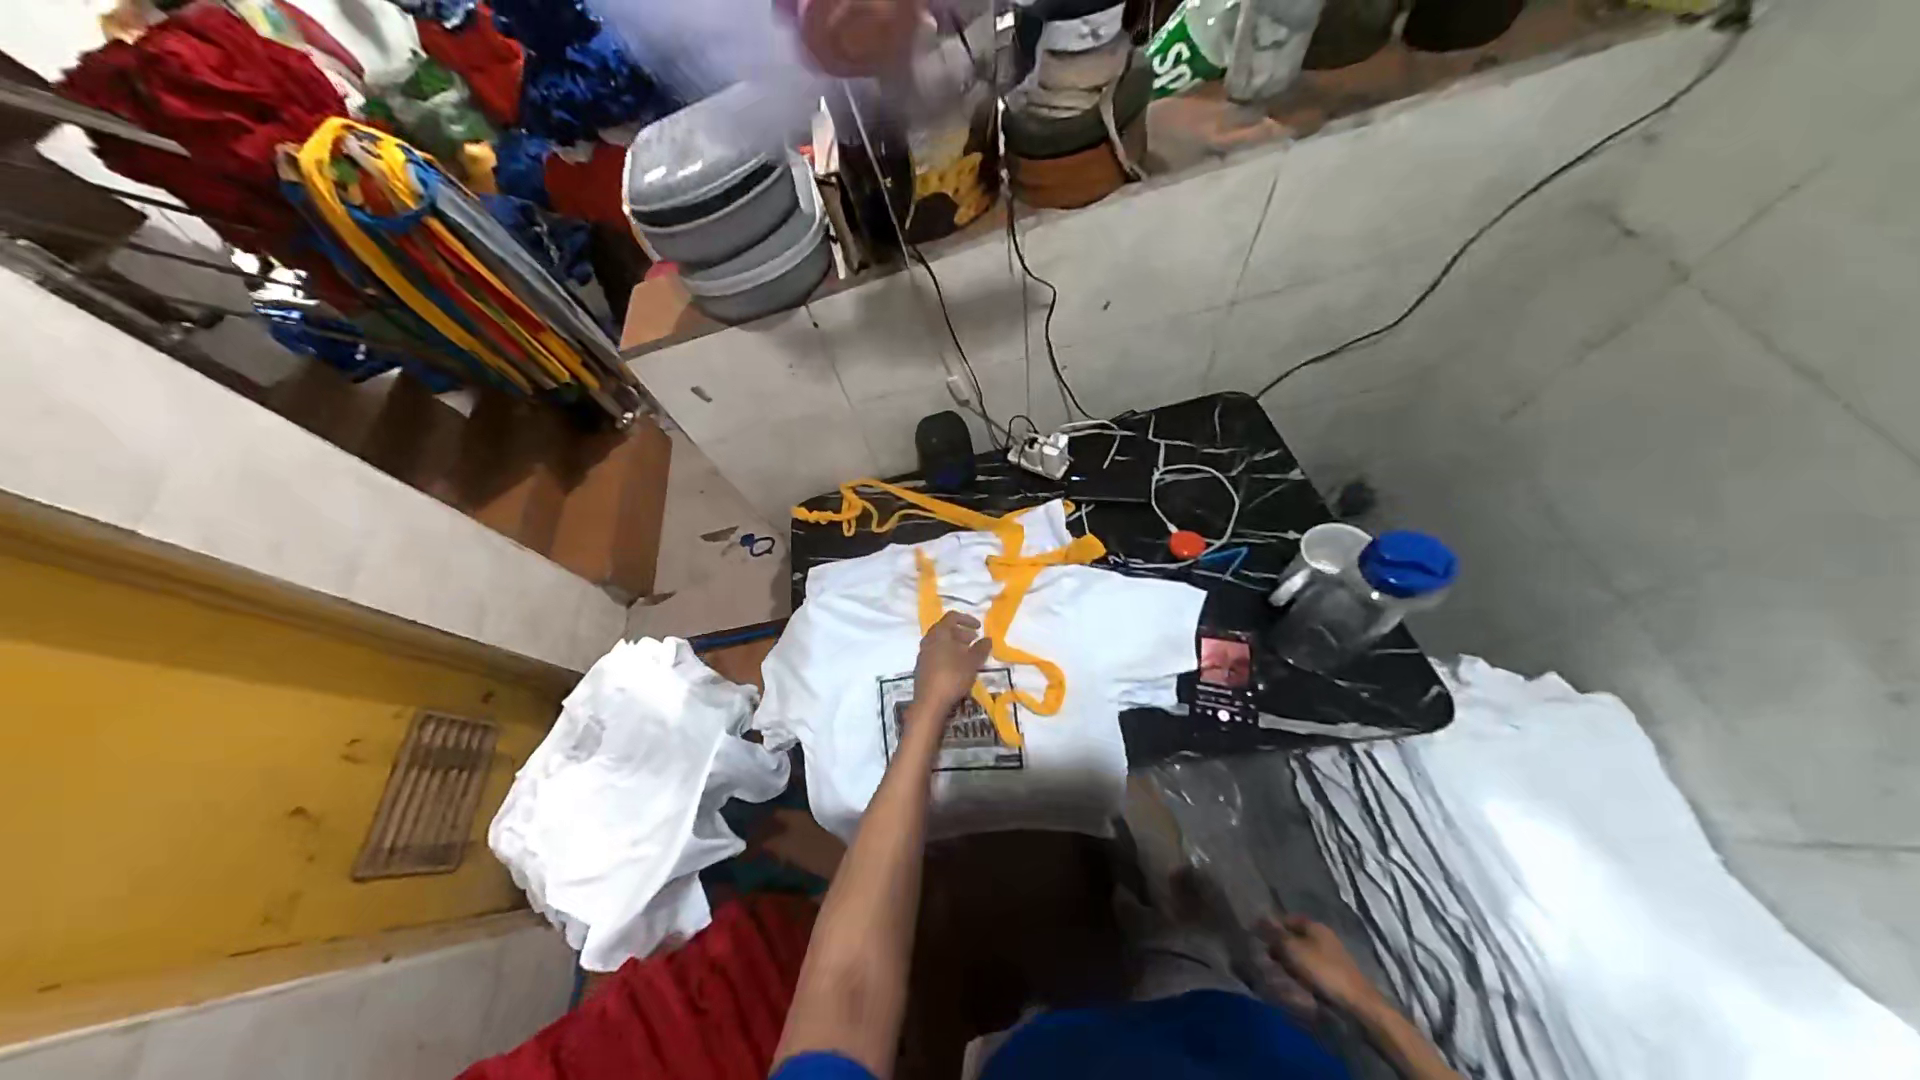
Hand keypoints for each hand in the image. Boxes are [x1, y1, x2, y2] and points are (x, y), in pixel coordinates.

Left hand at [912, 612, 990, 715]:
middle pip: (945, 629)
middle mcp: (928, 640)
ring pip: (941, 642)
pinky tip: (958, 667)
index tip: (979, 627)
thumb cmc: (952, 676)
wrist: (929, 703)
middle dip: (962, 632)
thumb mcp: (972, 662)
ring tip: (969, 655)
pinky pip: (936, 654)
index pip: (952, 616)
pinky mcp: (922, 668)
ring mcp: (923, 654)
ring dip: (956, 644)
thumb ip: (981, 648)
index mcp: (939, 633)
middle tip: (975, 640)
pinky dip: (948, 654)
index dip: (967, 619)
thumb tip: (988, 639)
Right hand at [1260, 915, 1384, 1015]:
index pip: (1286, 919)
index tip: (1260, 940)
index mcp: (1314, 925)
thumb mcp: (1292, 949)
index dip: (1272, 927)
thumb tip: (1258, 916)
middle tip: (1270, 959)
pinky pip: (1312, 967)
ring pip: (1303, 953)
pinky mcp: (1335, 973)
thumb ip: (1274, 933)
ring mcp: (1331, 955)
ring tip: (1282, 972)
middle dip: (1281, 946)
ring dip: (1291, 961)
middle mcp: (1323, 936)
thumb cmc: (1322, 970)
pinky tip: (1298, 982)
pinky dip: (1303, 973)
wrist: (1357, 1003)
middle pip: (1295, 936)